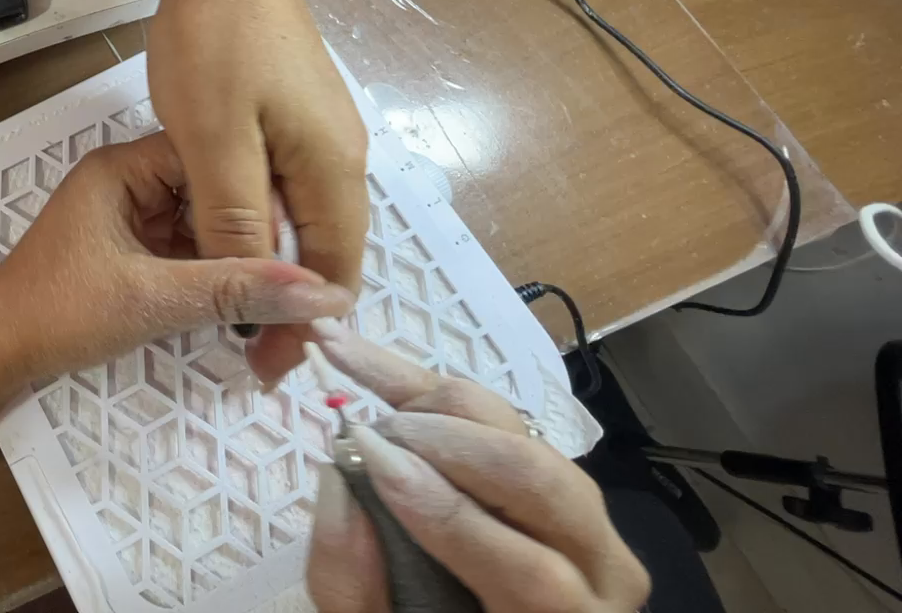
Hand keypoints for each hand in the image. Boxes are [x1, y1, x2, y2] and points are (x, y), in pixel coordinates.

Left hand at [0, 133, 353, 382]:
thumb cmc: (58, 310)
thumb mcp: (150, 298)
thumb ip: (233, 291)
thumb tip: (322, 294)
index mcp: (124, 167)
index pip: (211, 158)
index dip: (263, 195)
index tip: (311, 240)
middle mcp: (132, 180)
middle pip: (215, 193)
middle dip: (260, 238)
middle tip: (312, 282)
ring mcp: (134, 214)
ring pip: (208, 225)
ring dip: (245, 263)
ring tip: (296, 300)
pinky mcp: (136, 246)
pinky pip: (192, 249)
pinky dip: (222, 276)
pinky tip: (258, 303)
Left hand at [145, 0, 370, 382]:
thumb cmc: (215, 47)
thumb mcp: (215, 142)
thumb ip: (240, 220)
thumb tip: (270, 298)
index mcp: (333, 169)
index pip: (336, 270)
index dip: (301, 322)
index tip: (261, 363)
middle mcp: (336, 155)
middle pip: (319, 247)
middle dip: (280, 297)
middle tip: (232, 339)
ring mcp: (310, 130)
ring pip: (292, 216)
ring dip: (260, 257)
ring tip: (216, 294)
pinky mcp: (281, 113)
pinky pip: (272, 183)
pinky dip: (247, 215)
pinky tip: (211, 225)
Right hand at [307, 320, 649, 612]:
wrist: (462, 610)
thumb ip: (351, 585)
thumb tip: (336, 483)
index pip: (533, 572)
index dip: (447, 514)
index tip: (368, 461)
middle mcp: (597, 565)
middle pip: (536, 479)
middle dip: (439, 442)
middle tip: (364, 433)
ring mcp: (576, 505)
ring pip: (507, 424)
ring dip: (418, 394)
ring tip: (340, 365)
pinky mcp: (528, 455)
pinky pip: (476, 404)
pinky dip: (402, 373)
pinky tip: (343, 345)